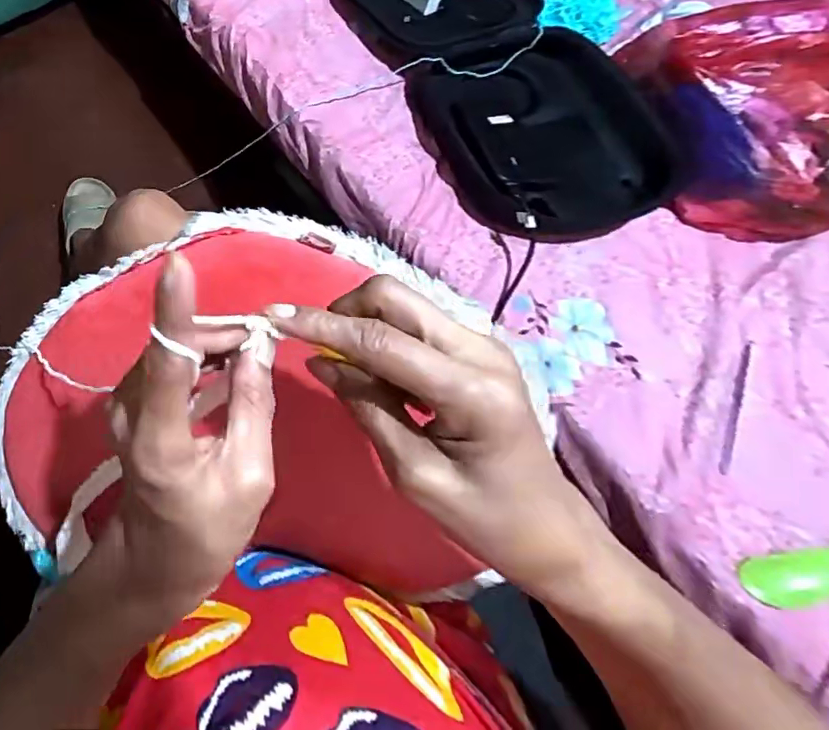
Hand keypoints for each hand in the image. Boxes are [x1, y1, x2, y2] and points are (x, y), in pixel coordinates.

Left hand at [104, 254, 275, 619]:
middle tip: (262, 344)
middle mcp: (129, 409)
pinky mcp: (126, 399)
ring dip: (209, 343)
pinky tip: (223, 364)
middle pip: (174, 346)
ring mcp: (121, 402)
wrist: (151, 559)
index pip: (166, 360)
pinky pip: (164, 360)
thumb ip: (252, 405)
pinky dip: (195, 354)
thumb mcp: (249, 476)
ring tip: (249, 356)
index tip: (177, 264)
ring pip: (168, 348)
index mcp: (160, 436)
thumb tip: (257, 346)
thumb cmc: (206, 530)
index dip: (174, 309)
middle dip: (220, 334)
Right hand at [267, 277, 612, 600]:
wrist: (553, 532)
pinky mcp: (475, 347)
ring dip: (360, 320)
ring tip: (343, 363)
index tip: (275, 316)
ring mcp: (481, 343)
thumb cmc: (485, 519)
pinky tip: (374, 370)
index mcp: (471, 390)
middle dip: (342, 311)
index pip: (380, 340)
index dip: (322, 326)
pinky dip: (380, 333)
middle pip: (393, 297)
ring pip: (401, 302)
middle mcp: (480, 350)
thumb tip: (320, 361)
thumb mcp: (414, 475)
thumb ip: (366, 408)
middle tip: (314, 345)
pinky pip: (413, 321)